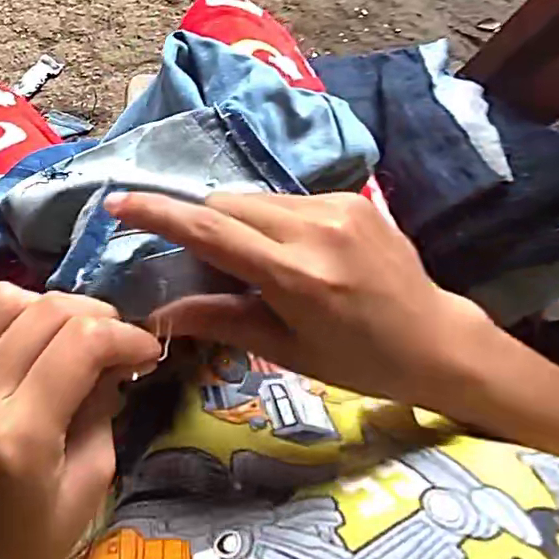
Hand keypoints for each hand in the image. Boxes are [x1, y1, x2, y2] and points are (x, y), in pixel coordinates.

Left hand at [0, 282, 161, 558]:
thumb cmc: (38, 540)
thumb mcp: (93, 476)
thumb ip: (103, 402)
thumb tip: (116, 350)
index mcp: (20, 434)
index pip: (82, 343)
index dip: (125, 335)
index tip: (147, 349)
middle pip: (45, 311)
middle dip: (97, 315)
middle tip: (116, 341)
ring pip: (1, 299)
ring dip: (46, 304)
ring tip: (68, 333)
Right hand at [106, 190, 558, 520]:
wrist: (439, 340)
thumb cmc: (360, 361)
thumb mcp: (286, 348)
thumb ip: (220, 318)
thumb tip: (158, 313)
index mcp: (297, 274)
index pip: (211, 230)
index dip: (159, 213)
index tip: (119, 203)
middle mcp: (316, 227)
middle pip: (228, 204)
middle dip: (203, 224)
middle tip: (205, 263)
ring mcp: (338, 206)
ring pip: (255, 199)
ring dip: (238, 222)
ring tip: (256, 263)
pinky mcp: (352, 197)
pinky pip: (287, 200)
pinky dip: (271, 221)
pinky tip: (292, 254)